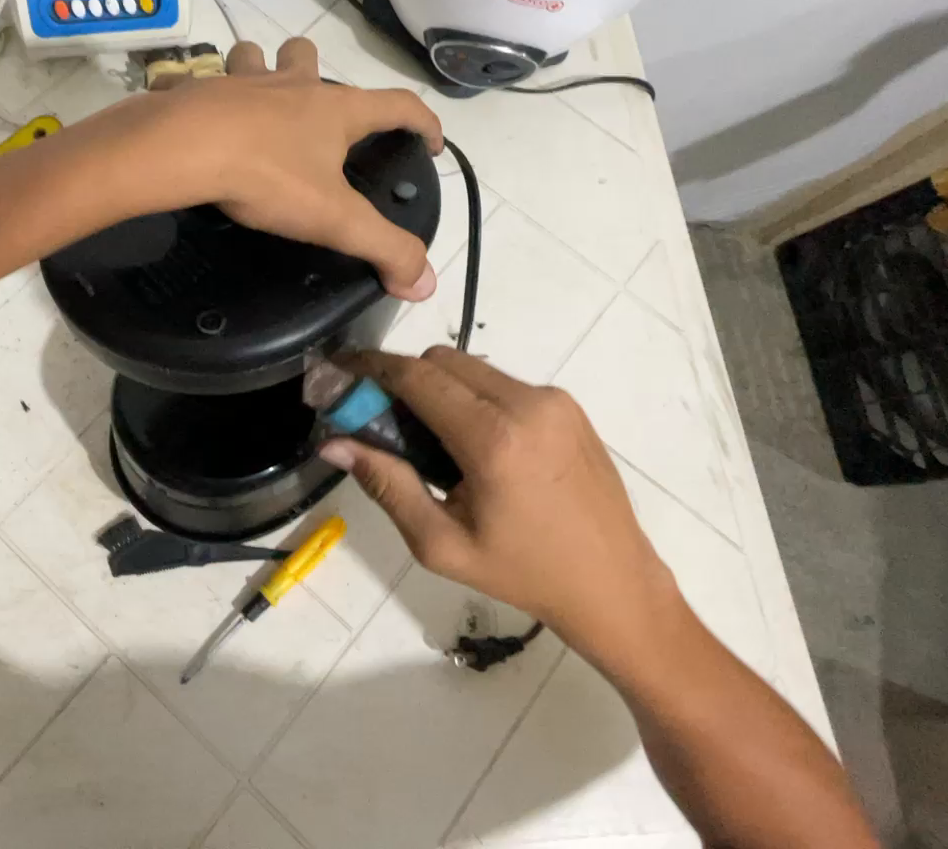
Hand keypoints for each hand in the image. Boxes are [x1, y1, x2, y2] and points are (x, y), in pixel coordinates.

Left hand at [87, 38, 443, 300]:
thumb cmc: (268, 176)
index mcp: (333, 110)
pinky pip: (197, 81)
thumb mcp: (334, 220)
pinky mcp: (195, 91)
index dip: (422, 121)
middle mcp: (289, 85)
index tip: (430, 140)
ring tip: (255, 101)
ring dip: (258, 69)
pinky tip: (198, 117)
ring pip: (253, 55)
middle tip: (314, 112)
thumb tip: (425, 283)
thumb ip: (383, 248)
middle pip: (310, 56)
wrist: (183, 148)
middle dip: (318, 74)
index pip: (397, 104)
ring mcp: (239, 81)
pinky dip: (200, 93)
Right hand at [319, 347, 683, 665]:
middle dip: (404, 377)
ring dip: (439, 387)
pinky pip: (503, 383)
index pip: (418, 376)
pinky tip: (471, 445)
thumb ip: (385, 484)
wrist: (614, 586)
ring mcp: (554, 400)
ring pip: (474, 368)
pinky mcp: (569, 407)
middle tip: (381, 416)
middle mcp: (528, 403)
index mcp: (494, 439)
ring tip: (429, 439)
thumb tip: (333, 444)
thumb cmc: (522, 573)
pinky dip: (473, 398)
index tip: (341, 370)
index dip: (372, 366)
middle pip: (443, 360)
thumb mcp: (440, 544)